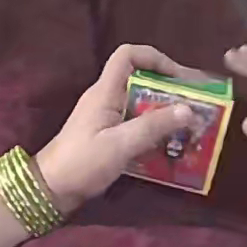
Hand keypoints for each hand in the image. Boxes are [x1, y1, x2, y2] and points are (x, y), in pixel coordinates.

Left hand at [36, 44, 206, 211]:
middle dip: (170, 90)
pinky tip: (171, 145)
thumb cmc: (82, 163)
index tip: (179, 78)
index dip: (155, 58)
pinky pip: (137, 124)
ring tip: (191, 126)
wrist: (50, 190)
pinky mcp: (108, 136)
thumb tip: (188, 109)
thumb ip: (153, 126)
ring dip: (166, 113)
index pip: (128, 55)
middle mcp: (107, 98)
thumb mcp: (120, 145)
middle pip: (141, 80)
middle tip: (196, 104)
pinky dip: (155, 130)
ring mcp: (107, 117)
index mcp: (105, 92)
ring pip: (142, 104)